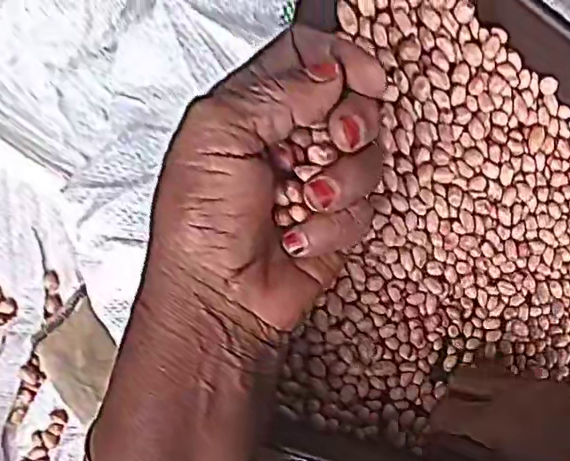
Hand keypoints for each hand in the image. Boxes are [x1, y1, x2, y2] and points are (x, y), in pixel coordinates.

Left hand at [140, 26, 387, 355]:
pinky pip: (363, 214)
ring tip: (304, 203)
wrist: (220, 293)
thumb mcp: (218, 133)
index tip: (369, 75)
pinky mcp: (339, 228)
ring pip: (367, 164)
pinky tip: (299, 237)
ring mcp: (320, 186)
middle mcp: (294, 142)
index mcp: (257, 106)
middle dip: (353, 125)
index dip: (343, 60)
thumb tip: (329, 73)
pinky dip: (332, 228)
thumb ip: (274, 93)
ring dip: (340, 185)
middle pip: (352, 108)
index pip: (308, 58)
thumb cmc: (200, 220)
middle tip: (335, 142)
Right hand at [423, 365, 569, 460]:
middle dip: (453, 398)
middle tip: (458, 421)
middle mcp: (506, 393)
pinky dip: (506, 392)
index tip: (438, 434)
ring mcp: (530, 384)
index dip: (435, 423)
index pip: (444, 410)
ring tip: (485, 416)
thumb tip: (432, 441)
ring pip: (487, 374)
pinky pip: (515, 380)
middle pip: (460, 379)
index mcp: (490, 420)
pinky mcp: (548, 384)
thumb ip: (460, 452)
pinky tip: (516, 415)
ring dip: (478, 390)